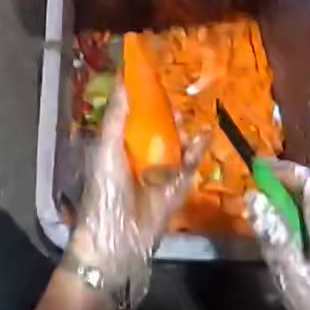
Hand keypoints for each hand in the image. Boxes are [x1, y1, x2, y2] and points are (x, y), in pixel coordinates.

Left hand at [64, 82, 200, 308]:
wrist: (117, 239)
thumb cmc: (105, 190)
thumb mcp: (107, 148)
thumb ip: (116, 117)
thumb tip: (123, 81)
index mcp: (118, 143)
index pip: (131, 113)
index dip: (140, 94)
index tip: (152, 70)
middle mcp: (139, 154)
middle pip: (157, 125)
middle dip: (166, 109)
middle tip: (177, 90)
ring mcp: (160, 171)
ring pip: (176, 142)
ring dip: (183, 127)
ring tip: (190, 111)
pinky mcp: (177, 187)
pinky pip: (190, 165)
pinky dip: (198, 150)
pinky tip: (204, 133)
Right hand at [248, 160, 309, 309]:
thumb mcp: (297, 283)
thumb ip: (276, 238)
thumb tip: (253, 197)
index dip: (284, 171)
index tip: (258, 169)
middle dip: (285, 197)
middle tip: (256, 208)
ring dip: (294, 220)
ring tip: (269, 238)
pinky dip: (307, 239)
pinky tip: (295, 265)